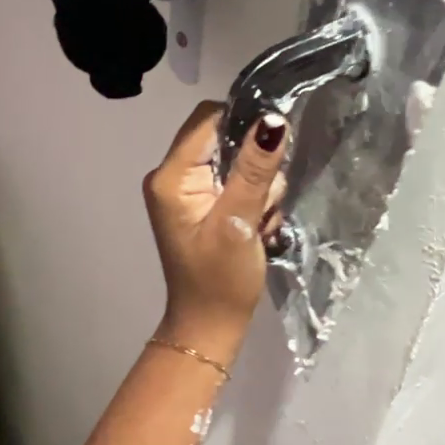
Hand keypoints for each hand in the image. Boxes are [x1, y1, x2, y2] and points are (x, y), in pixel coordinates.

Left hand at [144, 101, 288, 355]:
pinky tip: (255, 226)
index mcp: (171, 176)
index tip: (272, 151)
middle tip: (261, 203)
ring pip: (237, 161)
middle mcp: (172, 175)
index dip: (244, 123)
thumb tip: (273, 119)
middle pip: (224, 138)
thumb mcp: (239, 222)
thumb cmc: (220, 279)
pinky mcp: (203, 204)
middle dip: (253, 165)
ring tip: (258, 222)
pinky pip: (235, 182)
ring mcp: (187, 190)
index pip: (208, 119)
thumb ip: (254, 169)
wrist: (210, 325)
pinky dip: (252, 200)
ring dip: (258, 187)